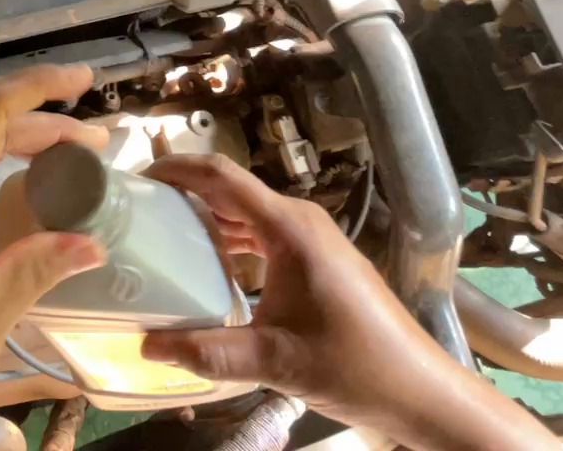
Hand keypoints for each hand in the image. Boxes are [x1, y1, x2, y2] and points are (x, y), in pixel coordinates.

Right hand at [139, 155, 559, 450]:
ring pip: (244, 209)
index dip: (176, 168)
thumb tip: (147, 346)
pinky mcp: (314, 255)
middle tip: (139, 207)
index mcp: (288, 227)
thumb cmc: (357, 367)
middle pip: (229, 187)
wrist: (424, 394)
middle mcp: (297, 219)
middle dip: (183, 190)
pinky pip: (259, 231)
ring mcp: (308, 236)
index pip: (220, 175)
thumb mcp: (277, 362)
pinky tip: (206, 263)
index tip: (138, 178)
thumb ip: (210, 351)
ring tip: (161, 231)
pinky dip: (228, 237)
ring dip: (204, 214)